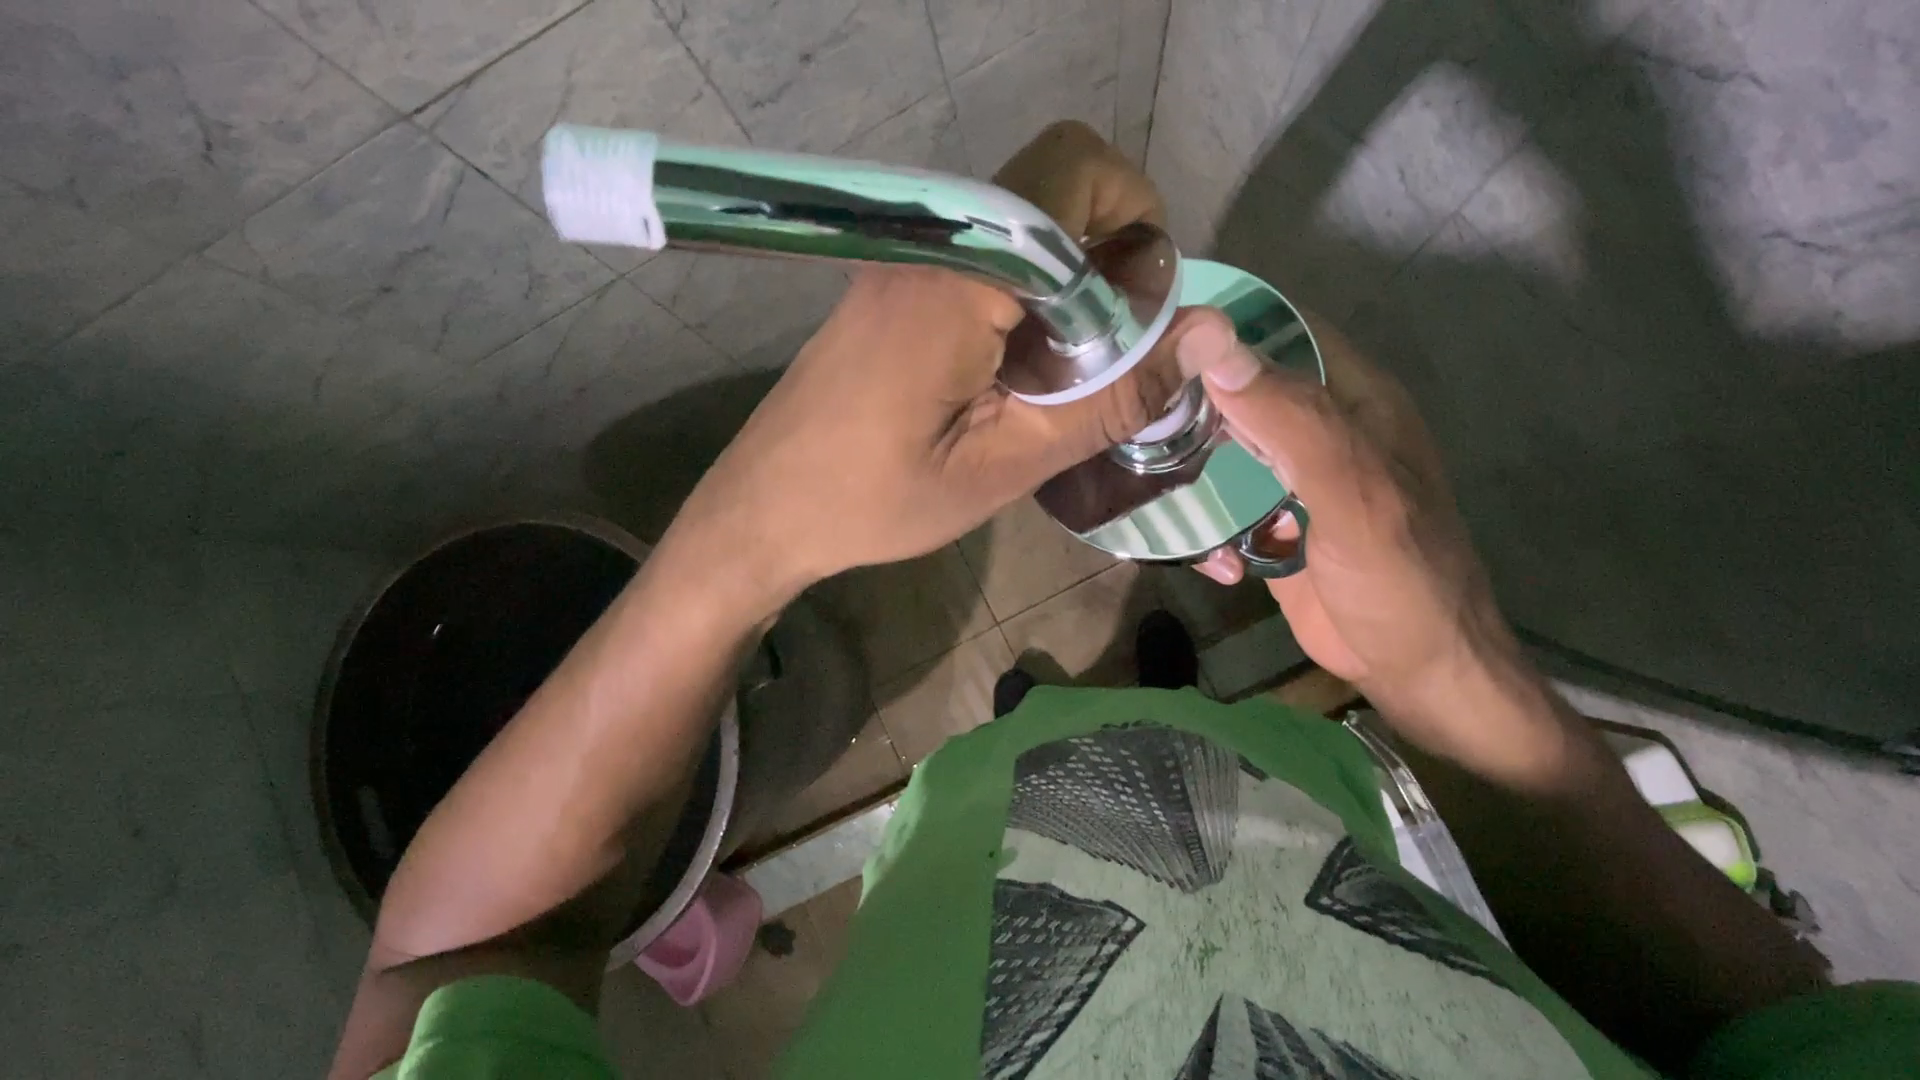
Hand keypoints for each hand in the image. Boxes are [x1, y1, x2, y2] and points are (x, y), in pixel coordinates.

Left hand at [662, 122, 1178, 614]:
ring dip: (1069, 278)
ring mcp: (904, 255)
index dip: (1136, 229)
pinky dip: (1027, 292)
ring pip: (1025, 218)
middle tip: (1111, 349)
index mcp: (960, 274)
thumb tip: (1213, 334)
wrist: (765, 509)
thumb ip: (1111, 396)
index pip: (1078, 174)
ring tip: (1060, 374)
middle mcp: (931, 241)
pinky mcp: (893, 280)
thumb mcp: (1006, 464)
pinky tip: (1013, 370)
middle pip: (1056, 183)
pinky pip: (986, 250)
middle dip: (1110, 250)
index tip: (1140, 320)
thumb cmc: (876, 500)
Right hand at [1171, 308, 1536, 762]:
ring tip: (1141, 476)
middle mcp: (1320, 430)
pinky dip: (1204, 525)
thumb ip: (1293, 422)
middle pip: (1241, 389)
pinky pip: (1222, 506)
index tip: (1151, 322)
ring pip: (1223, 447)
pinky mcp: (1273, 527)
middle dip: (1188, 395)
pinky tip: (1206, 559)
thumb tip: (1216, 348)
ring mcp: (1293, 481)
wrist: (1418, 673)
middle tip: (1125, 405)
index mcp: (1353, 401)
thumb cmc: (1401, 577)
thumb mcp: (1353, 493)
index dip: (1225, 319)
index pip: (1285, 331)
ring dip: (1187, 463)